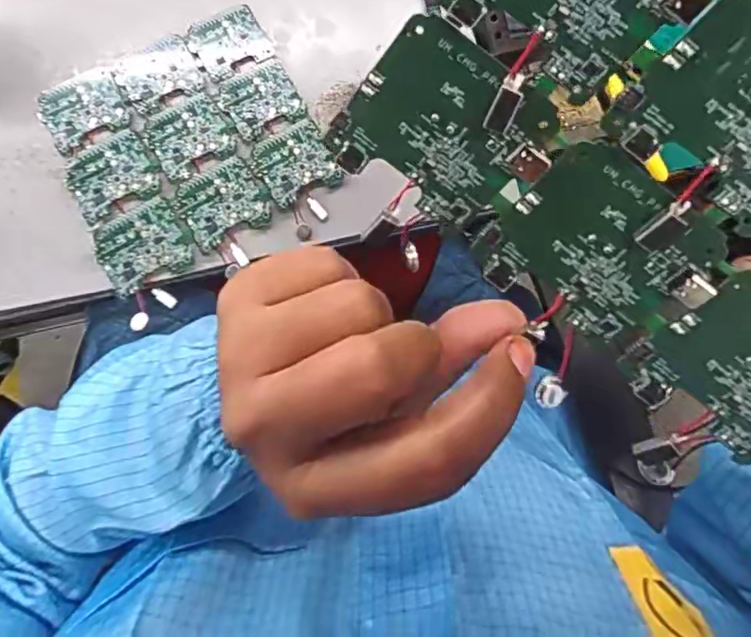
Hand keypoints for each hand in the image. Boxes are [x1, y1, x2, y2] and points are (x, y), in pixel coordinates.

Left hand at [217, 245, 533, 518]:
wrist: (248, 368)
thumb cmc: (326, 399)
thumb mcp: (390, 409)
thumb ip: (454, 371)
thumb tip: (509, 323)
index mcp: (314, 488)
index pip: (426, 461)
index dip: (490, 405)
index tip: (515, 352)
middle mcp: (263, 430)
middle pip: (379, 368)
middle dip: (415, 344)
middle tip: (400, 343)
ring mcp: (239, 357)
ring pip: (356, 304)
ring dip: (373, 308)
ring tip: (345, 329)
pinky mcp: (234, 297)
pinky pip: (325, 262)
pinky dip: (339, 273)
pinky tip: (314, 302)